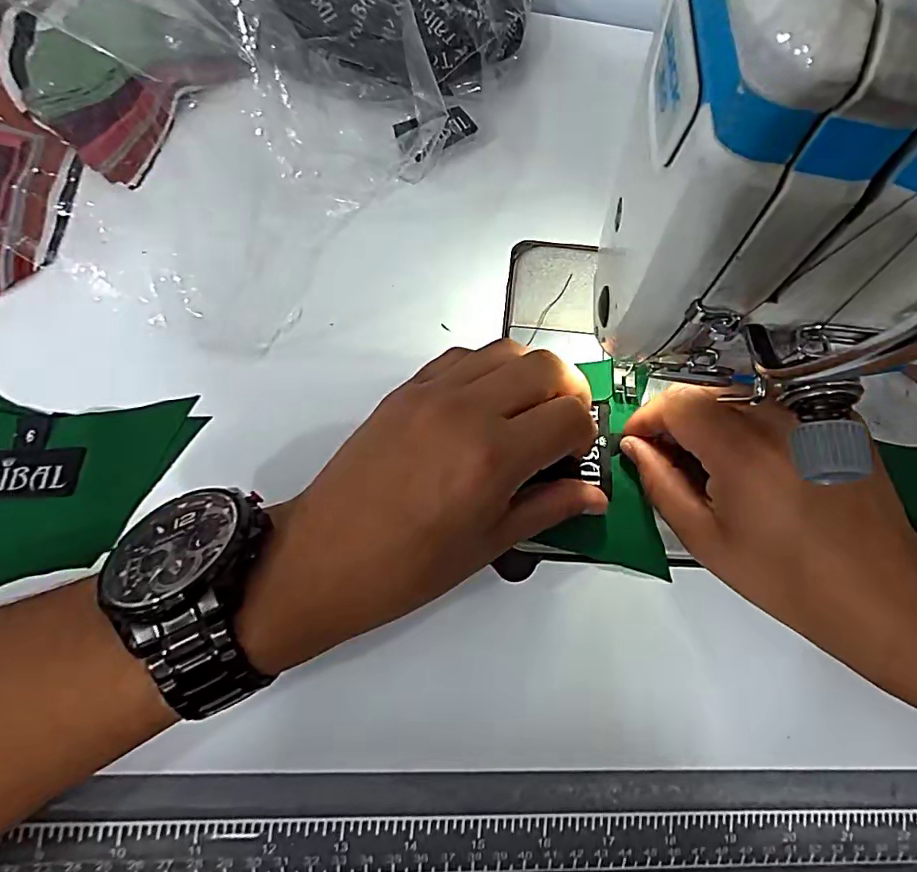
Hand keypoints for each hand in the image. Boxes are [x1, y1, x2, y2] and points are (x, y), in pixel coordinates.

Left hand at [238, 340, 606, 672]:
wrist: (321, 557)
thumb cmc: (407, 566)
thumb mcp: (489, 544)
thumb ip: (549, 508)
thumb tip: (594, 495)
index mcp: (494, 456)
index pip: (570, 415)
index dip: (584, 435)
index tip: (572, 458)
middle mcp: (468, 410)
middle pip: (547, 366)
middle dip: (568, 394)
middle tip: (559, 429)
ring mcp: (434, 392)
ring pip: (507, 351)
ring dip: (530, 375)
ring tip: (523, 413)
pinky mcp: (407, 389)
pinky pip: (463, 357)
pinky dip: (487, 370)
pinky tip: (482, 405)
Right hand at [621, 385, 916, 683]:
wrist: (877, 589)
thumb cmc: (796, 578)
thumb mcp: (709, 540)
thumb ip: (662, 485)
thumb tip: (639, 451)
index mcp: (743, 449)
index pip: (675, 402)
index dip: (647, 418)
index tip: (638, 439)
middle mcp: (779, 420)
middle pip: (706, 395)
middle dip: (677, 421)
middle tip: (669, 460)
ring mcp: (811, 417)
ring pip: (740, 399)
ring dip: (715, 423)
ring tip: (717, 471)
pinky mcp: (833, 421)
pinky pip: (778, 410)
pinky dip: (755, 428)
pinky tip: (759, 470)